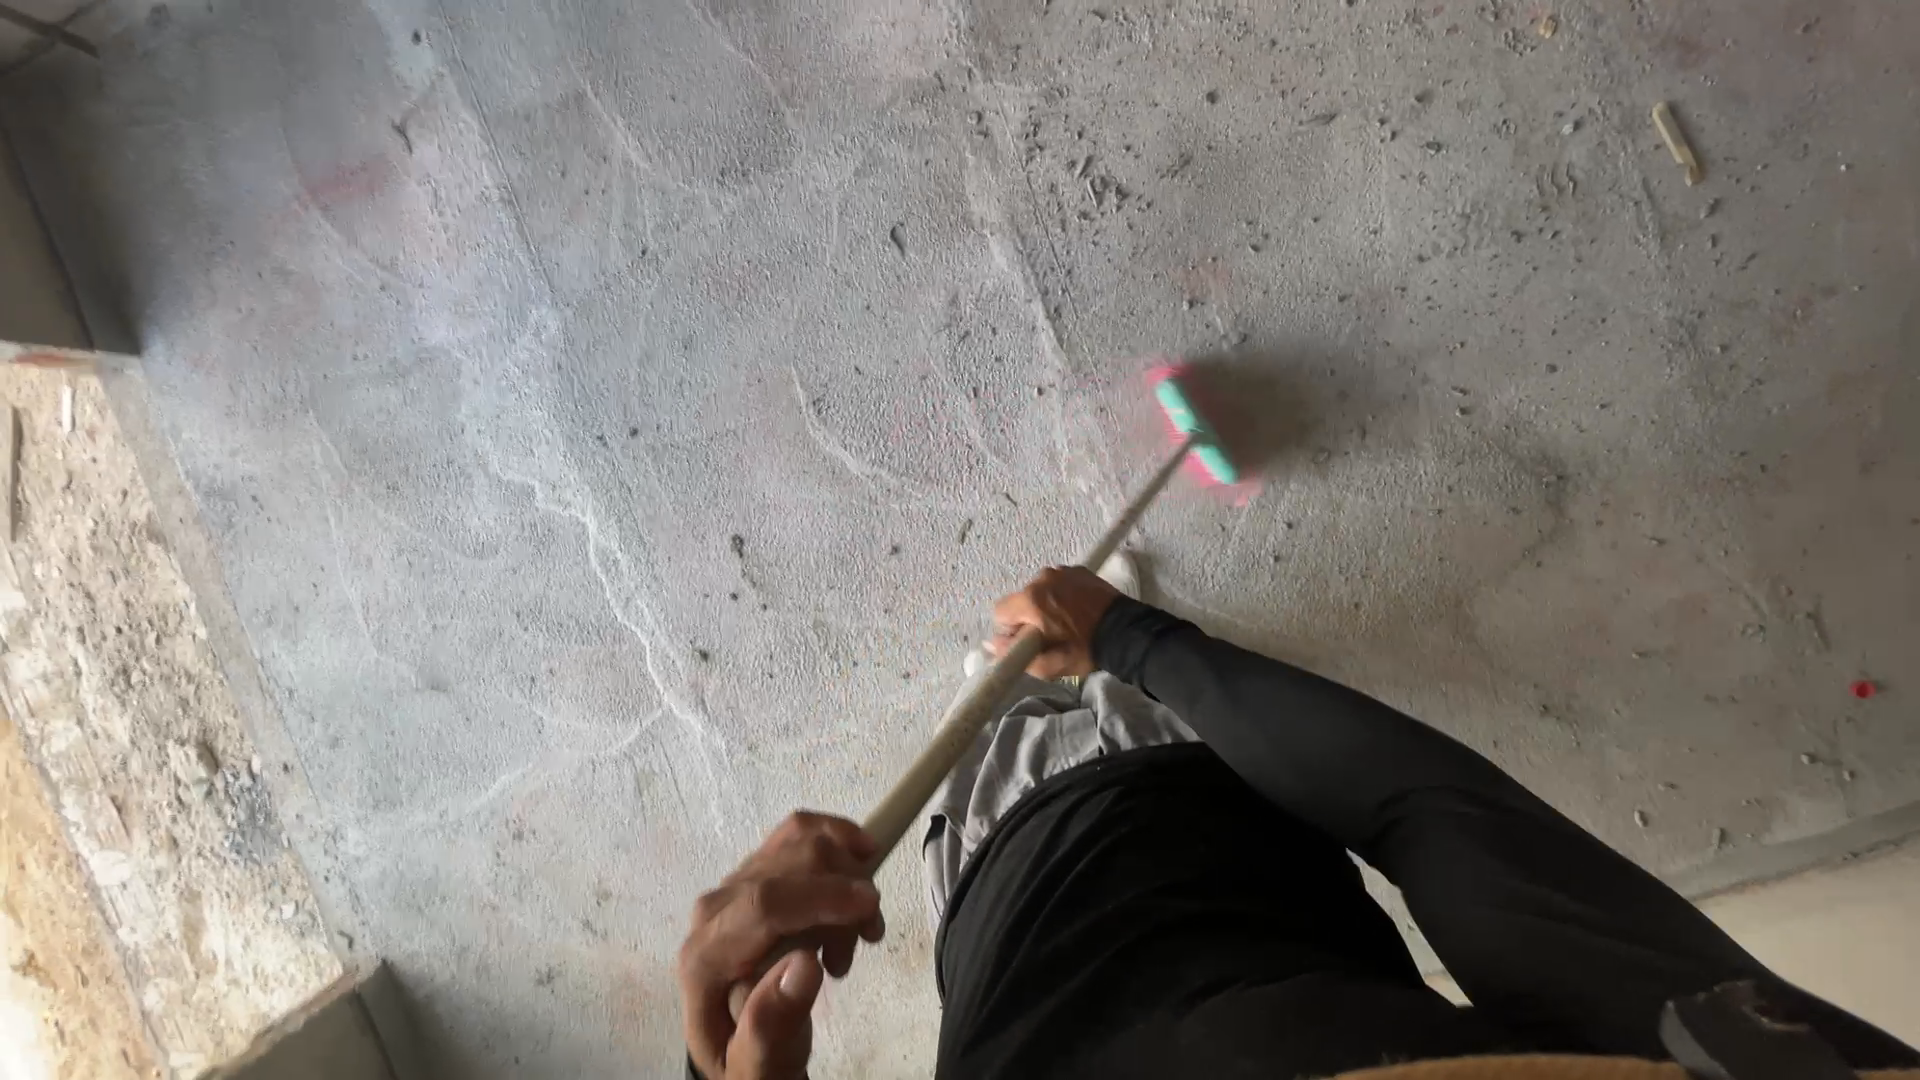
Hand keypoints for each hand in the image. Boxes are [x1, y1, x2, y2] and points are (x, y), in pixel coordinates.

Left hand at [678, 812, 885, 1078]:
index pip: (764, 905)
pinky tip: (862, 855)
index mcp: (707, 956)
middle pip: (792, 866)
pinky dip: (837, 835)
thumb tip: (804, 965)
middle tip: (868, 939)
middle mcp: (716, 907)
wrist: (744, 1039)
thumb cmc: (753, 1058)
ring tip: (860, 926)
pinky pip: (799, 829)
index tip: (870, 906)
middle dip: (846, 891)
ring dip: (849, 871)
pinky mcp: (758, 866)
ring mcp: (737, 880)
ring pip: (802, 841)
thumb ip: (770, 1029)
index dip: (822, 895)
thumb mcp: (758, 1069)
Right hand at [987, 566, 1121, 679]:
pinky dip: (1062, 595)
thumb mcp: (1047, 664)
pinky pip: (1058, 583)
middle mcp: (1042, 578)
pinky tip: (1077, 610)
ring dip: (1045, 605)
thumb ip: (1013, 655)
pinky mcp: (1079, 570)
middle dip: (1029, 617)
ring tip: (1067, 622)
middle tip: (1051, 635)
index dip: (1010, 630)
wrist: (1126, 633)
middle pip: (1021, 600)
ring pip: (1040, 591)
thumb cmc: (1084, 650)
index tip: (1029, 641)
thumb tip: (990, 644)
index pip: (1000, 612)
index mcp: (1031, 599)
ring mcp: (1062, 571)